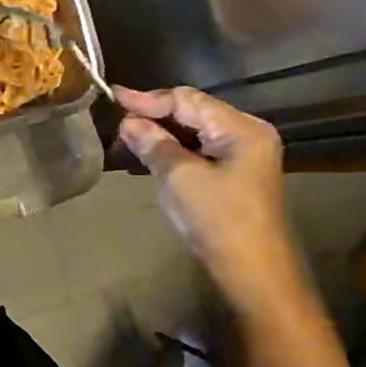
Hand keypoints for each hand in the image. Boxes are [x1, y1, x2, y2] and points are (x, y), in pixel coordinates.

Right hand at [114, 86, 304, 302]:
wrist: (252, 271)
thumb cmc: (219, 220)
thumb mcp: (180, 178)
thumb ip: (154, 145)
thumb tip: (128, 123)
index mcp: (241, 129)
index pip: (188, 100)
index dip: (148, 99)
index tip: (113, 95)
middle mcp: (245, 134)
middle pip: (192, 112)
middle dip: (154, 114)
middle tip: (117, 119)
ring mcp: (241, 155)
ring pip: (193, 131)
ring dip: (160, 132)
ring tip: (126, 134)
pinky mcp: (232, 174)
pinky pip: (197, 150)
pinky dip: (172, 149)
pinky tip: (149, 152)